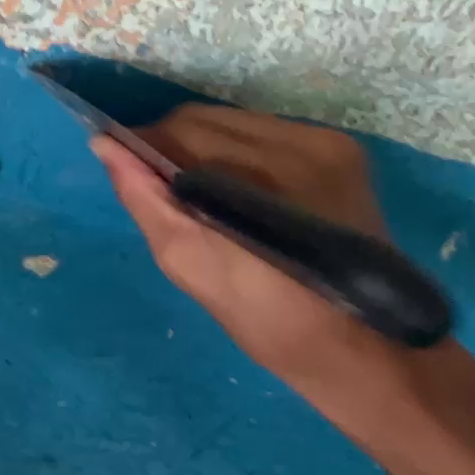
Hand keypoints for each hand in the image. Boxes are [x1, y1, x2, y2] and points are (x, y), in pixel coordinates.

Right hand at [92, 104, 393, 395]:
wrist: (369, 354)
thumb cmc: (272, 322)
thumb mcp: (190, 266)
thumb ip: (146, 199)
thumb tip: (105, 144)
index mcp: (268, 175)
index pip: (179, 130)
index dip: (142, 147)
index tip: (129, 175)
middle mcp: (302, 144)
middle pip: (203, 119)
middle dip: (170, 146)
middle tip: (162, 193)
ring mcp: (326, 143)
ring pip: (229, 121)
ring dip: (200, 147)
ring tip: (199, 194)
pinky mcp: (338, 149)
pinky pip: (259, 131)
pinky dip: (232, 151)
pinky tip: (234, 189)